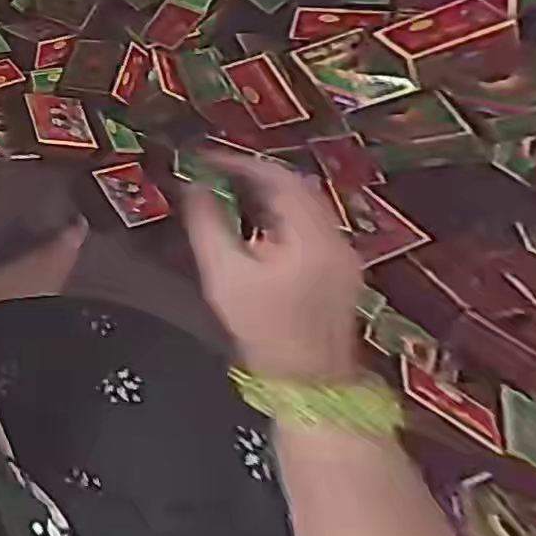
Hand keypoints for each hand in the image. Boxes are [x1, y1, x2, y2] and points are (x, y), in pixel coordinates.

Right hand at [182, 150, 364, 383]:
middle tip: (211, 167)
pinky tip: (249, 215)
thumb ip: (207, 222)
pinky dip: (276, 207)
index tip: (202, 157)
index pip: (278, 179)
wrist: (307, 379)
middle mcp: (335, 240)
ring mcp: (341, 255)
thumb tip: (193, 185)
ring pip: (303, 202)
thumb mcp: (223, 271)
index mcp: (312, 238)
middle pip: (296, 186)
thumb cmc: (261, 324)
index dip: (238, 162)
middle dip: (251, 171)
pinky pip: (306, 220)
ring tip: (224, 185)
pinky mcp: (337, 267)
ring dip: (264, 189)